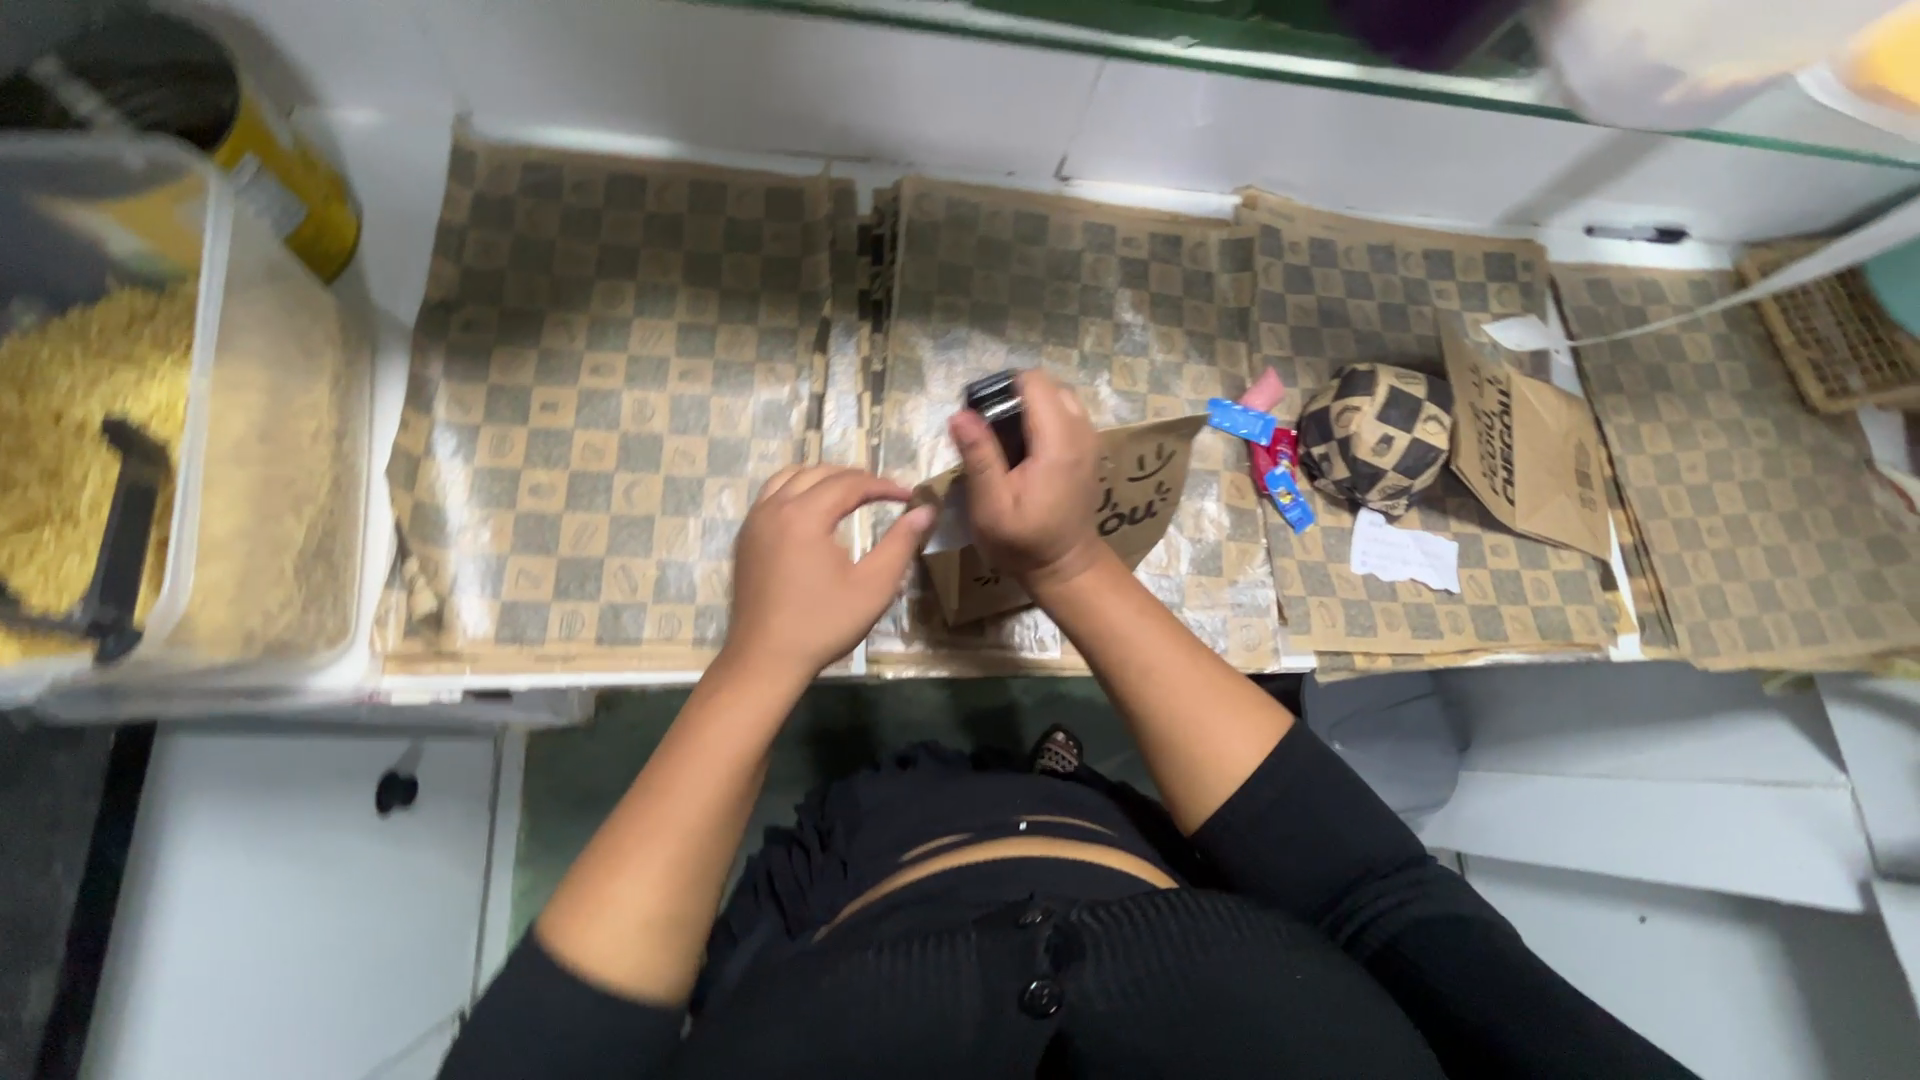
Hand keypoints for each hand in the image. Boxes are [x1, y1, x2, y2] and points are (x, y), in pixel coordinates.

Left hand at [726, 465, 935, 678]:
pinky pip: (771, 495)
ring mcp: (754, 522)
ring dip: (822, 478)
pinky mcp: (746, 538)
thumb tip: (925, 510)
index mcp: (805, 516)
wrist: (765, 659)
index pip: (849, 484)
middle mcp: (774, 508)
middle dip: (854, 477)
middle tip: (884, 493)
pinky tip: (813, 511)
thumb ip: (901, 543)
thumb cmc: (823, 625)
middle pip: (819, 473)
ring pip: (790, 477)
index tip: (908, 497)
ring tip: (849, 493)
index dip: (882, 485)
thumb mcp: (873, 587)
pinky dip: (797, 490)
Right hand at [948, 370, 1104, 591]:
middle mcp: (1081, 432)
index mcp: (1058, 442)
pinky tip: (1025, 450)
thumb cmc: (1023, 542)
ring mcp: (1090, 439)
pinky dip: (1044, 419)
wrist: (1064, 566)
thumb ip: (979, 457)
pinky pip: (1066, 415)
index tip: (980, 417)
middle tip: (990, 431)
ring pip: (1058, 397)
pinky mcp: (1089, 449)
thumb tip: (960, 414)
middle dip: (1015, 397)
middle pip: (1047, 385)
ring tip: (1005, 439)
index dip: (1002, 390)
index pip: (1034, 382)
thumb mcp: (990, 507)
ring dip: (1030, 408)